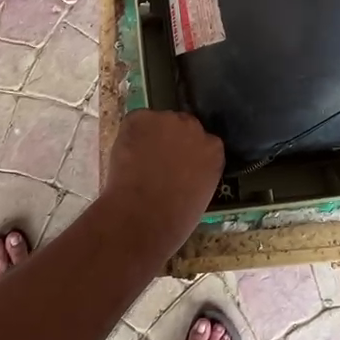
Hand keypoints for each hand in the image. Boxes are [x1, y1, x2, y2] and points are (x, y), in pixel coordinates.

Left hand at [102, 110, 225, 253]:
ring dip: (150, 136)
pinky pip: (135, 122)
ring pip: (157, 122)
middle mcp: (193, 127)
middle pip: (182, 125)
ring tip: (138, 162)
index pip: (204, 141)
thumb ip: (196, 174)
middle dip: (172, 140)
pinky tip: (126, 156)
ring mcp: (166, 119)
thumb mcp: (199, 197)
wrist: (142, 217)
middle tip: (157, 162)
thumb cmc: (173, 220)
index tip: (179, 164)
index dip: (188, 152)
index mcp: (213, 150)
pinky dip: (130, 136)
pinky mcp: (139, 118)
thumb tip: (182, 172)